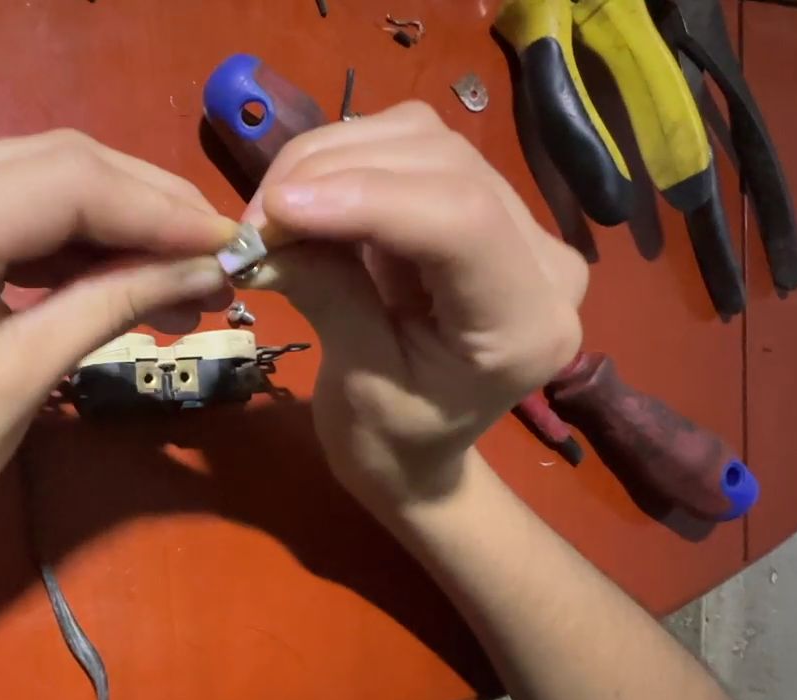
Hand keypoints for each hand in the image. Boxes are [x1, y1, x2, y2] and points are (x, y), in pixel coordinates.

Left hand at [0, 130, 236, 559]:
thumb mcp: (28, 376)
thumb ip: (117, 303)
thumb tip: (209, 264)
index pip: (65, 184)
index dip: (158, 210)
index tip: (230, 244)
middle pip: (55, 164)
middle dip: (146, 210)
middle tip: (216, 258)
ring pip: (40, 175)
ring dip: (117, 221)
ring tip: (184, 273)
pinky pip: (12, 200)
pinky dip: (73, 232)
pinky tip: (127, 267)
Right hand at [244, 103, 586, 509]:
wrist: (418, 459)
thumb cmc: (390, 446)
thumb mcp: (356, 386)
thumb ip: (328, 297)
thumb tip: (267, 231)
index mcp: (524, 324)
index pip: (460, 224)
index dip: (366, 200)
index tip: (276, 209)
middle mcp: (542, 257)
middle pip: (441, 165)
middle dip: (333, 175)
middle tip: (254, 220)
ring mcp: (517, 225)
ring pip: (422, 143)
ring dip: (330, 162)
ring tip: (269, 213)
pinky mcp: (478, 209)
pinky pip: (410, 155)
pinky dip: (342, 166)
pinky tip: (301, 202)